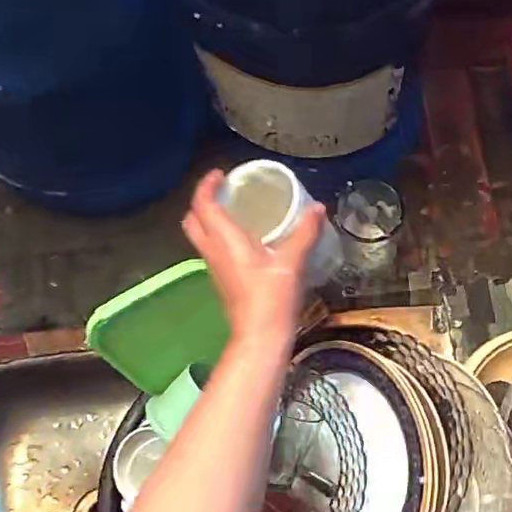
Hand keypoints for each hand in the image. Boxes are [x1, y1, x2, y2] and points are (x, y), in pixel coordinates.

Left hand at [183, 169, 320, 350]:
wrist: (260, 337)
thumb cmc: (271, 298)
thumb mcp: (292, 261)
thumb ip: (305, 233)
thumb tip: (318, 209)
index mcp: (223, 239)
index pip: (203, 203)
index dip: (207, 184)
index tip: (220, 174)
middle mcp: (213, 252)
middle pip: (193, 220)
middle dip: (202, 202)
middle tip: (224, 194)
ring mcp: (215, 270)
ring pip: (201, 238)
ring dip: (210, 222)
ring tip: (235, 214)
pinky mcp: (224, 283)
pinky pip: (215, 253)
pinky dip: (222, 240)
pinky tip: (247, 243)